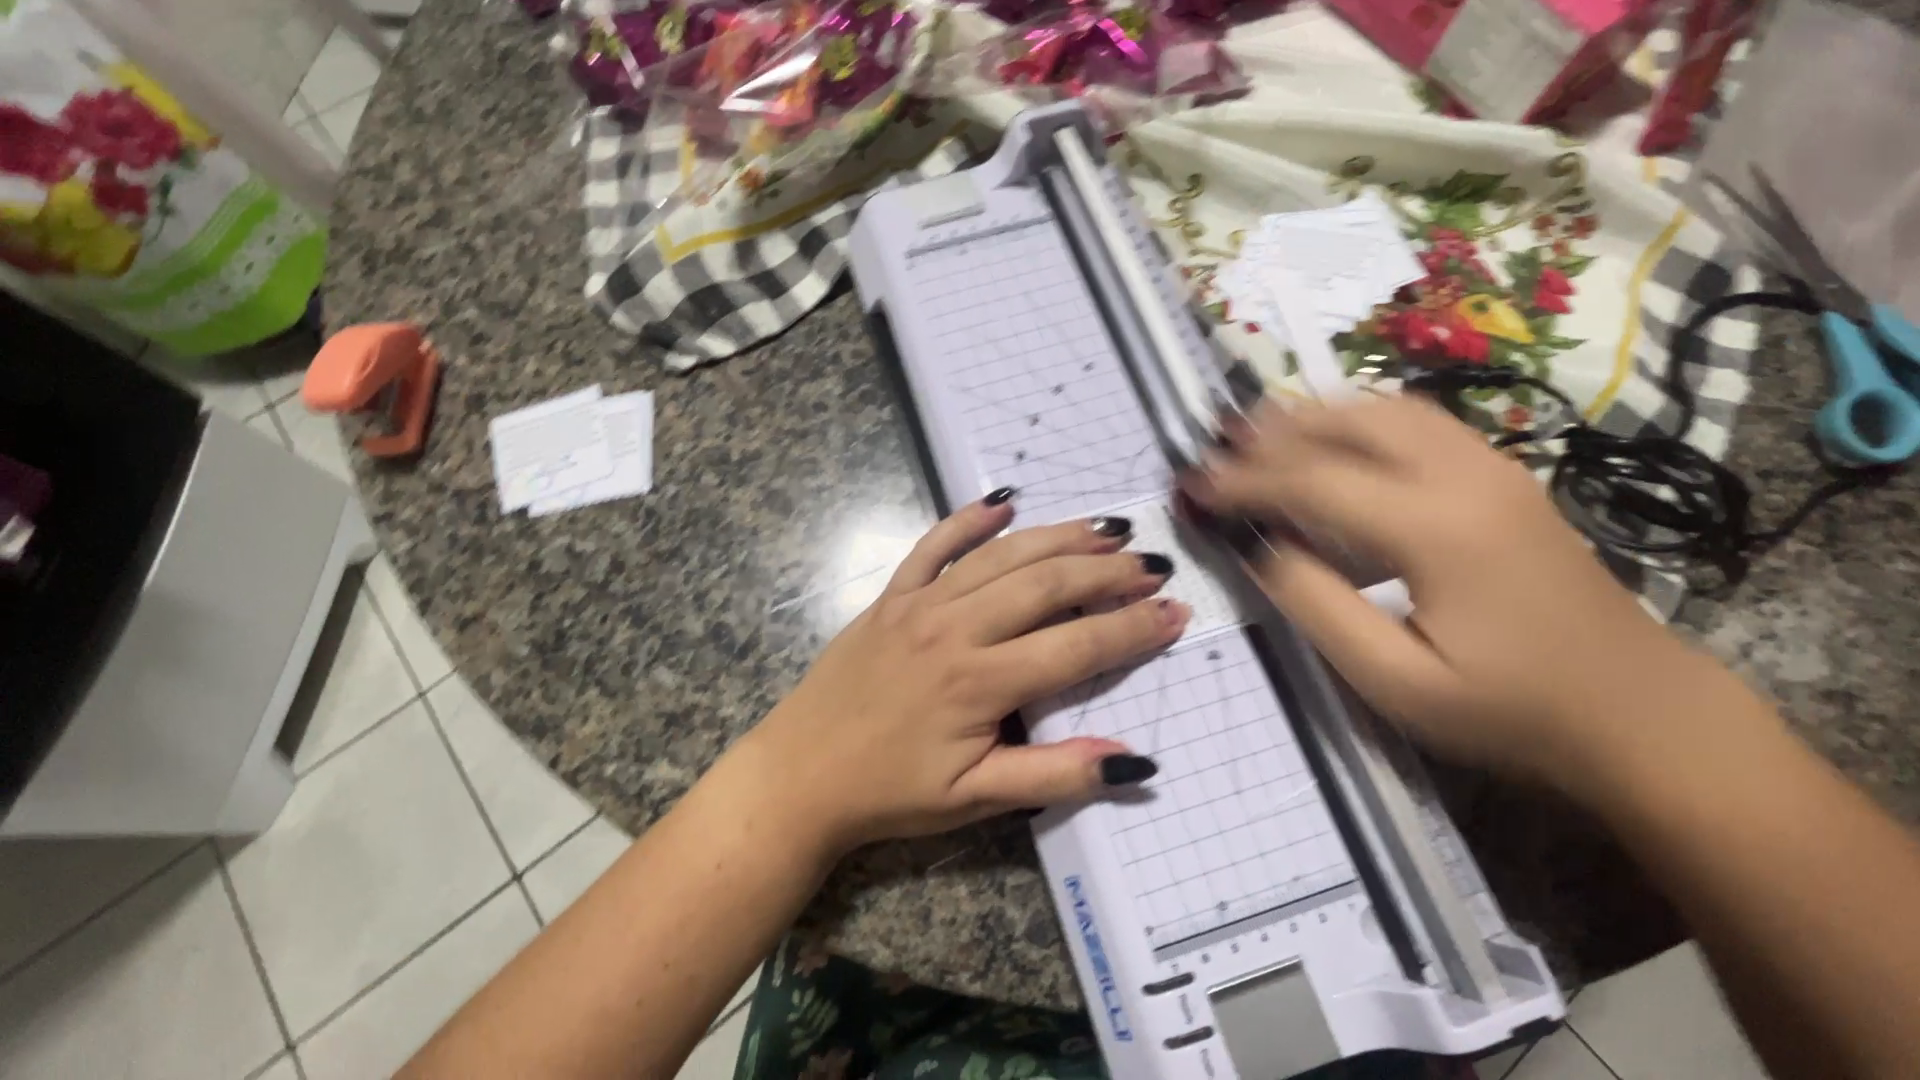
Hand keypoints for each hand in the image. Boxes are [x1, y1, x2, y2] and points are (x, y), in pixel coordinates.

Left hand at [731, 491, 1190, 853]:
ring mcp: (918, 604)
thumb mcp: (975, 799)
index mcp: (979, 682)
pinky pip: (934, 546)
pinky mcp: (891, 597)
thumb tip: (1134, 762)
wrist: (799, 775)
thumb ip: (1055, 775)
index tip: (1176, 612)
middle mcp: (954, 629)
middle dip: (1107, 574)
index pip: (1076, 646)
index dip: (1132, 629)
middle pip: (1046, 586)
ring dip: (1058, 539)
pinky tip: (1003, 502)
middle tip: (1152, 565)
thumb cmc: (889, 793)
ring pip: (1001, 557)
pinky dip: (969, 520)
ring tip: (1106, 531)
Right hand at [1181, 395, 1723, 796]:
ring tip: (1259, 432)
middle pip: (1351, 422)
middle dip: (1275, 429)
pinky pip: (1419, 422)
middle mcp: (1466, 476)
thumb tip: (1258, 546)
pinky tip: (1333, 443)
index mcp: (1436, 528)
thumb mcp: (1394, 681)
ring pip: (1387, 410)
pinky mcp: (1506, 478)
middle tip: (1217, 447)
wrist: (1639, 714)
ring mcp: (1494, 468)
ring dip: (1317, 414)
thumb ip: (1316, 605)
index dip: (1244, 482)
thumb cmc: (1509, 711)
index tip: (1192, 488)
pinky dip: (1360, 420)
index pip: (1314, 482)